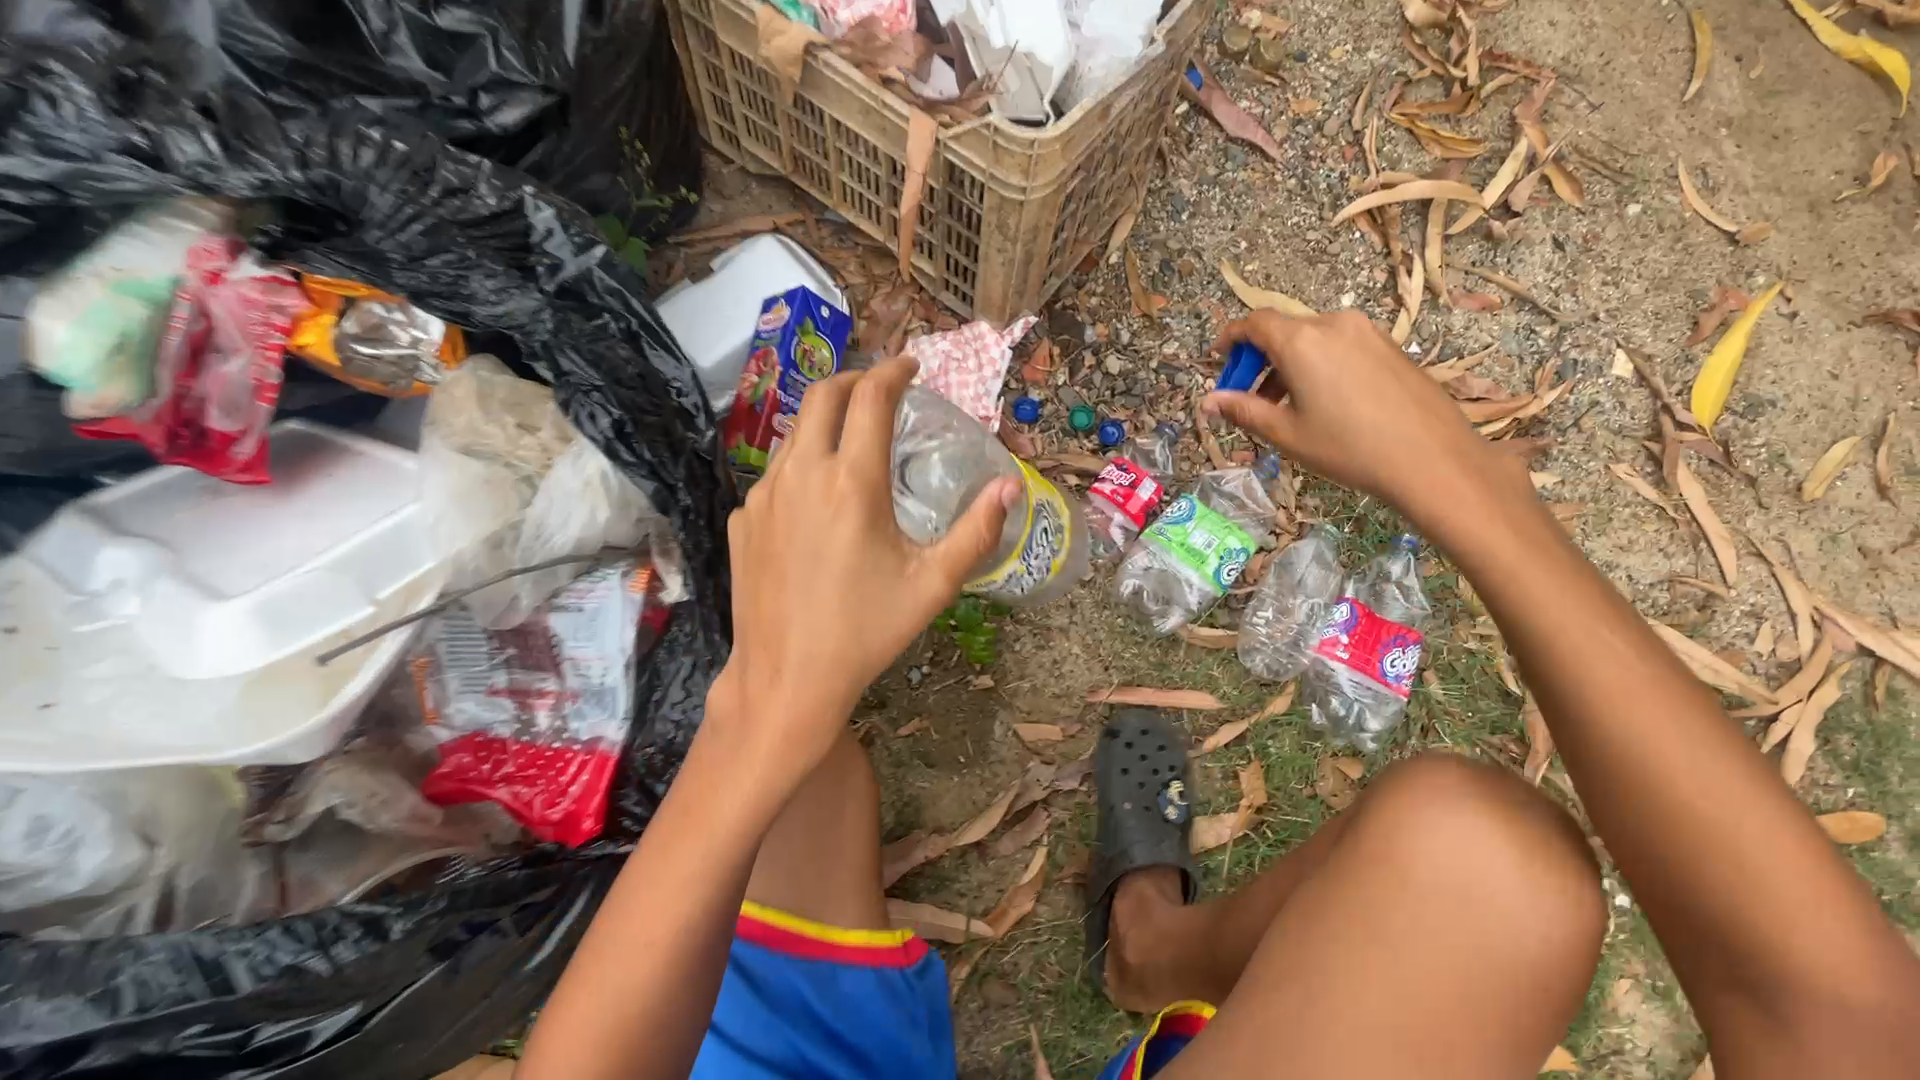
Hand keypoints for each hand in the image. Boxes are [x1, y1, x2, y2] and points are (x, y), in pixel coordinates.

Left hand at [705, 357, 1016, 788]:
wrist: (786, 678)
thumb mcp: (933, 585)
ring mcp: (764, 496)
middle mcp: (802, 474)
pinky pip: (776, 474)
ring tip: (854, 438)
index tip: (912, 365)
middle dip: (855, 379)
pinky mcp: (743, 520)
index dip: (894, 371)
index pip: (871, 397)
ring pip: (795, 433)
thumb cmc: (867, 632)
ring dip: (827, 420)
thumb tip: (1010, 487)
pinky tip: (820, 500)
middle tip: (882, 387)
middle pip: (823, 395)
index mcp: (852, 481)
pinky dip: (803, 465)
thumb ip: (977, 531)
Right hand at [1202, 310, 1532, 529]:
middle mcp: (1333, 325)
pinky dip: (1317, 364)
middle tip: (1247, 397)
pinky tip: (1321, 403)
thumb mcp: (1287, 433)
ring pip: (1312, 339)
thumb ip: (1243, 410)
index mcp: (1301, 341)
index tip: (1217, 361)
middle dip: (1258, 360)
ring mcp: (1365, 332)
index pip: (1253, 323)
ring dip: (1287, 365)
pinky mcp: (1388, 346)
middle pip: (1283, 331)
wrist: (1431, 458)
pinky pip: (1339, 345)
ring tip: (1283, 407)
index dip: (1230, 339)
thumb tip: (1208, 402)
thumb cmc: (1348, 448)